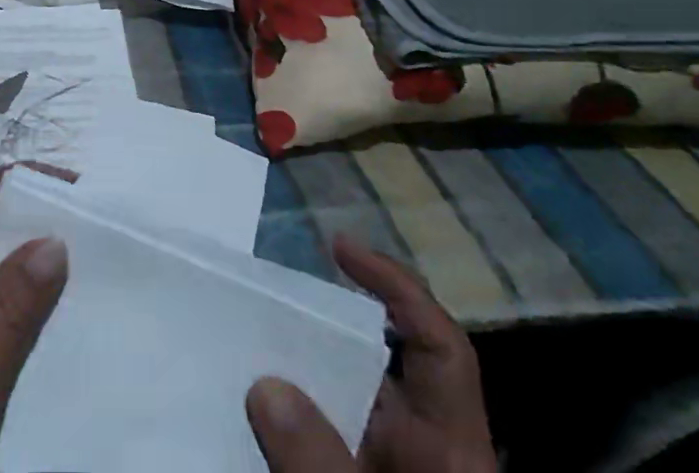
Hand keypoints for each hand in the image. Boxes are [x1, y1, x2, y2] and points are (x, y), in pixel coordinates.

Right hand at [246, 237, 494, 472]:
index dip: (396, 286)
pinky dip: (296, 415)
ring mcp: (395, 462)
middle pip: (380, 362)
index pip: (436, 341)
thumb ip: (319, 456)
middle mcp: (424, 442)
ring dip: (303, 370)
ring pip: (347, 396)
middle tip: (271, 299)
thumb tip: (264, 386)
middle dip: (327, 325)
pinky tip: (251, 406)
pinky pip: (330, 430)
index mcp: (448, 443)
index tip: (340, 247)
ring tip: (250, 341)